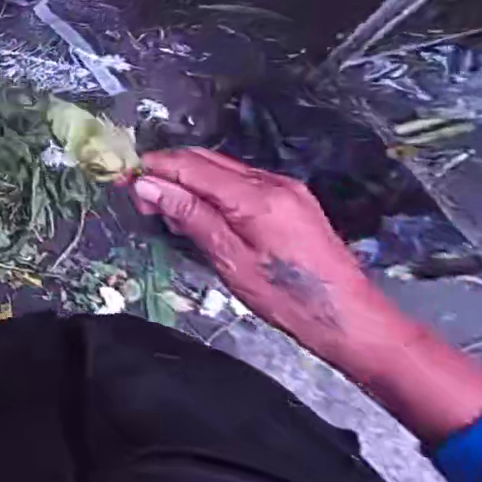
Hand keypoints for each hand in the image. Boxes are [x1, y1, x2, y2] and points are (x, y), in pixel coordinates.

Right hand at [134, 148, 481, 441]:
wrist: (357, 322)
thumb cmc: (290, 300)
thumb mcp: (231, 261)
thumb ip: (190, 216)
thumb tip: (148, 185)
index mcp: (255, 195)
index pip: (190, 165)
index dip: (154, 168)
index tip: (124, 180)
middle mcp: (270, 180)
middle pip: (205, 159)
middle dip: (167, 171)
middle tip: (140, 198)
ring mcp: (282, 187)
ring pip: (220, 168)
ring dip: (187, 178)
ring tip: (164, 207)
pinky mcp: (289, 198)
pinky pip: (238, 180)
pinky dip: (210, 187)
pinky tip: (199, 209)